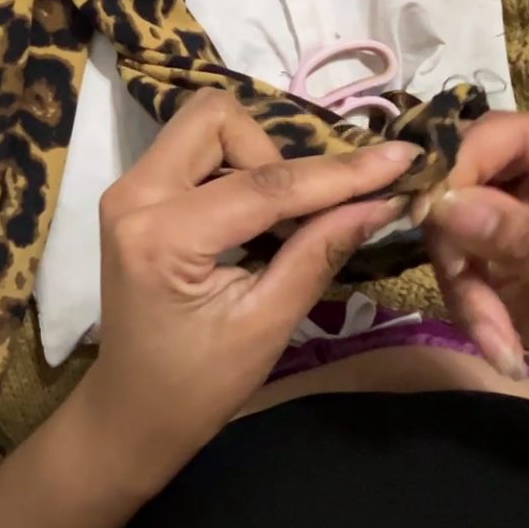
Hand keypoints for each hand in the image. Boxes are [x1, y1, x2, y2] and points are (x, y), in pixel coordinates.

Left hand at [76, 90, 418, 482]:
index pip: (262, 184)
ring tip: (276, 222)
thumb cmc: (197, 385)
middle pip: (216, 118)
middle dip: (272, 152)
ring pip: (204, 125)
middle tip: (297, 214)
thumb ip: (319, 251)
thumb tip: (381, 201)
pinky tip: (253, 218)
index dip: (337, 172)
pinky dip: (234, 168)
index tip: (400, 158)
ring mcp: (128, 187)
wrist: (132, 409)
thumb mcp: (266, 325)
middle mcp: (134, 193)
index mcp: (162, 235)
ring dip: (253, 158)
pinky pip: (193, 150)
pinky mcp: (135, 192)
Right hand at [424, 111, 528, 442]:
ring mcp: (526, 218)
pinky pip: (458, 262)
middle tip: (459, 282)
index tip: (429, 212)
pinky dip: (466, 302)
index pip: (509, 134)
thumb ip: (527, 243)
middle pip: (468, 173)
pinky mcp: (503, 259)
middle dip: (455, 233)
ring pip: (453, 221)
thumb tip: (443, 203)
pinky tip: (501, 346)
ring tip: (496, 338)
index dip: (462, 161)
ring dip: (461, 279)